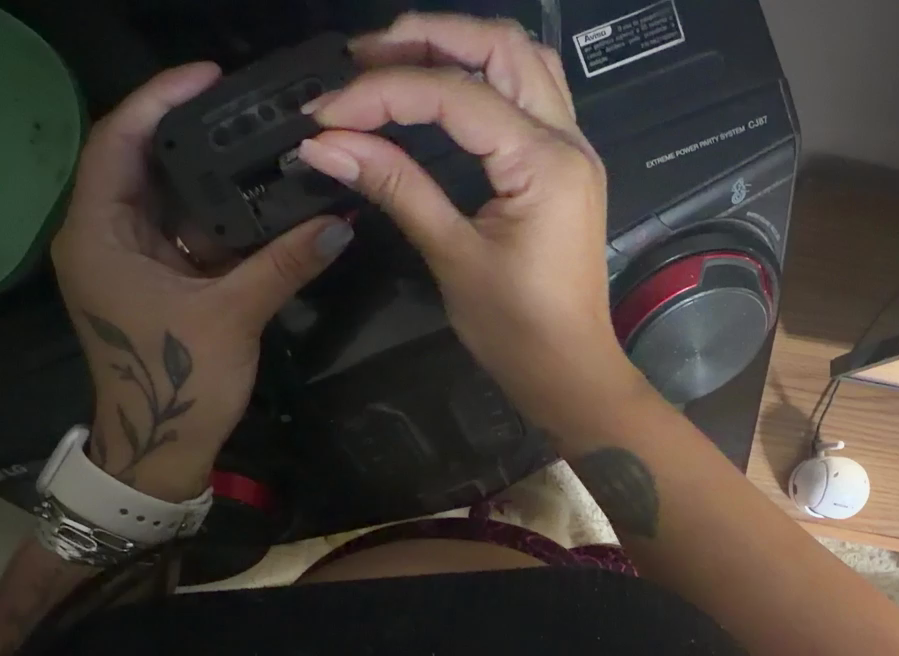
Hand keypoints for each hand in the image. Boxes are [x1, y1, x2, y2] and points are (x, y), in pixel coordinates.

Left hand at [52, 63, 355, 500]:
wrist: (162, 450)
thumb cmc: (178, 381)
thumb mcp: (233, 315)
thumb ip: (284, 263)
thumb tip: (340, 221)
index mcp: (97, 232)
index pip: (117, 140)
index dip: (160, 100)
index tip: (211, 77)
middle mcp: (103, 235)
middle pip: (141, 164)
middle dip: (192, 136)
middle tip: (248, 111)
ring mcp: (129, 261)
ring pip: (166, 202)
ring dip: (209, 180)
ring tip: (260, 150)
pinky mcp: (154, 283)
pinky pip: (184, 236)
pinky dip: (217, 221)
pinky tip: (257, 206)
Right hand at [297, 15, 644, 412]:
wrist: (570, 374)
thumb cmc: (517, 331)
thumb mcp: (453, 258)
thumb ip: (397, 188)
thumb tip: (325, 144)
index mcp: (545, 163)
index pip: (456, 95)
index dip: (383, 93)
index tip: (325, 112)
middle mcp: (569, 140)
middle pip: (501, 47)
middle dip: (427, 38)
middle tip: (362, 59)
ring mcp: (574, 151)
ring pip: (523, 61)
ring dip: (461, 47)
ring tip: (397, 62)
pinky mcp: (567, 169)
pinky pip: (533, 95)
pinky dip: (488, 77)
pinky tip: (447, 89)